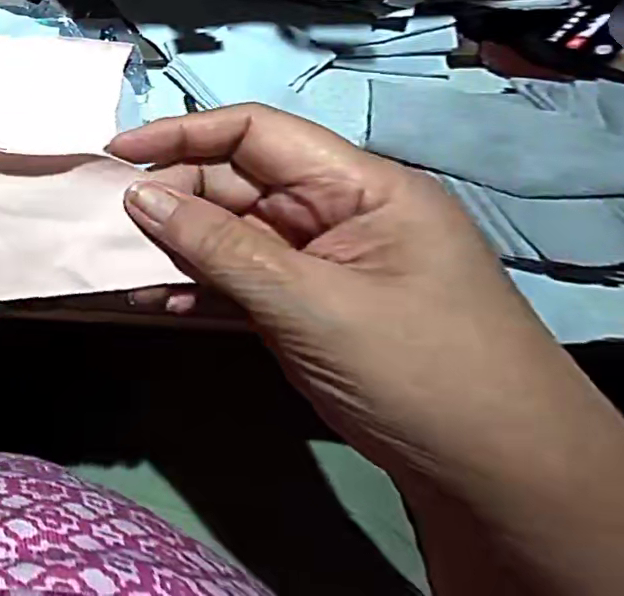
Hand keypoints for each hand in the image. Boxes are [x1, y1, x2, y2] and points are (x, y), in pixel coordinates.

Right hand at [106, 104, 623, 491]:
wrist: (507, 491)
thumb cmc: (424, 375)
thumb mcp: (312, 305)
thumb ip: (220, 247)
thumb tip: (139, 196)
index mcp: (358, 185)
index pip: (257, 131)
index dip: (184, 133)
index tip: (120, 153)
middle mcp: (334, 210)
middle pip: (234, 181)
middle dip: (174, 199)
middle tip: (116, 226)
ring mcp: (317, 258)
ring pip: (228, 231)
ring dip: (178, 248)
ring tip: (127, 270)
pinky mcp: (304, 301)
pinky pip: (237, 276)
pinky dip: (198, 285)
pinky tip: (160, 301)